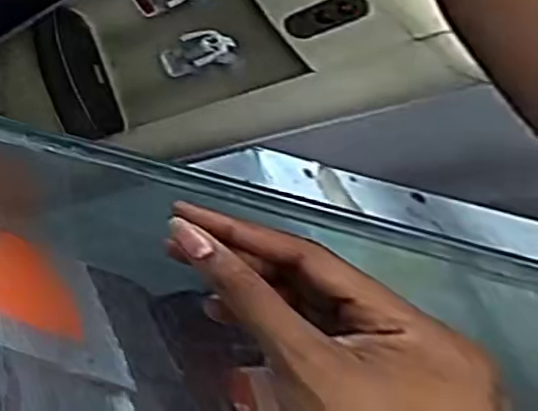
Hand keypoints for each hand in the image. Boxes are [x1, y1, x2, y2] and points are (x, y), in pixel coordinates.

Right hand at [166, 202, 505, 410]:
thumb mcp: (298, 357)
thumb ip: (242, 289)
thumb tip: (185, 231)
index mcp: (416, 328)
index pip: (309, 256)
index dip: (240, 230)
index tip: (183, 212)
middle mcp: (417, 338)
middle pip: (307, 279)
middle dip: (238, 261)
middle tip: (179, 244)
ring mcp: (402, 363)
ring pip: (307, 305)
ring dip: (247, 290)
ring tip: (198, 280)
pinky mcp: (381, 383)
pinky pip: (315, 333)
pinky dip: (268, 319)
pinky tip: (230, 315)